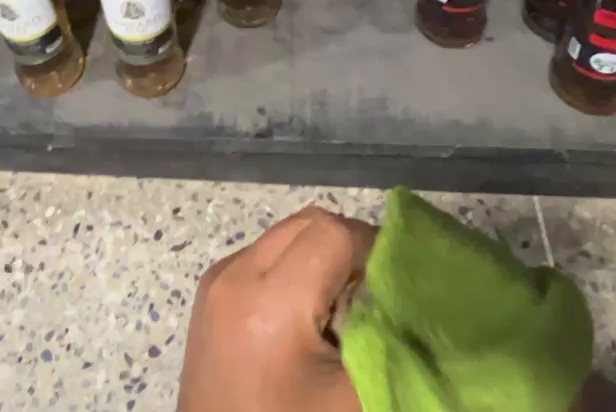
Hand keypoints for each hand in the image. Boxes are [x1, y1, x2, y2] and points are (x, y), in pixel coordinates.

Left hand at [177, 206, 376, 411]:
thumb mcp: (353, 395)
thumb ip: (383, 335)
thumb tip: (405, 291)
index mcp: (270, 301)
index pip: (333, 232)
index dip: (372, 248)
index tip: (392, 286)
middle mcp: (236, 274)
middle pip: (308, 223)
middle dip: (348, 248)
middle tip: (372, 296)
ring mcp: (217, 279)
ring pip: (286, 233)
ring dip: (320, 255)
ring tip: (339, 310)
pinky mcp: (210, 291)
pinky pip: (263, 254)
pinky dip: (293, 266)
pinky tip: (305, 315)